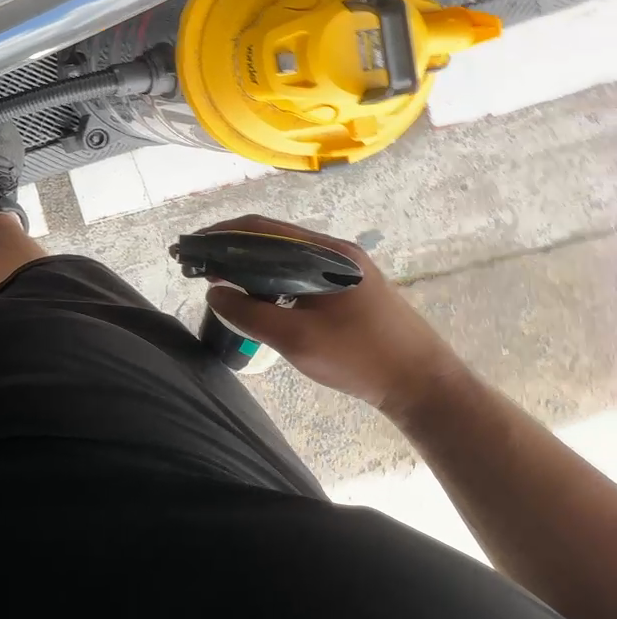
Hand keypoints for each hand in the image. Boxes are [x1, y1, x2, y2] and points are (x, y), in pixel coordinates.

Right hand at [199, 215, 464, 415]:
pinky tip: (251, 294)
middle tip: (196, 267)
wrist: (428, 390)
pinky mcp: (346, 289)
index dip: (217, 235)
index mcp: (327, 254)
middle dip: (227, 249)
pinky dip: (265, 277)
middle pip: (268, 239)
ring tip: (216, 280)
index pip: (258, 229)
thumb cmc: (362, 359)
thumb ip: (245, 311)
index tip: (188, 250)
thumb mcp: (294, 337)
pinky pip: (295, 272)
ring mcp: (343, 271)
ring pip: (281, 256)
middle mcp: (335, 254)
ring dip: (245, 264)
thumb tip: (214, 292)